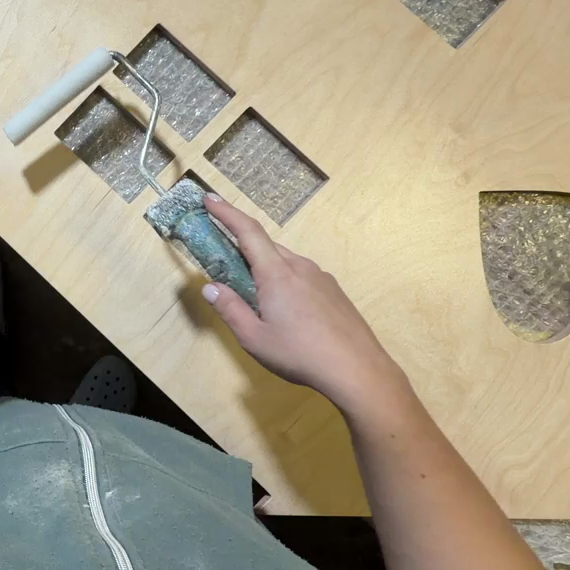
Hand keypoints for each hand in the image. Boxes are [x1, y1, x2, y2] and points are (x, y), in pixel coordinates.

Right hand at [200, 194, 408, 415]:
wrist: (359, 371)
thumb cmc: (300, 354)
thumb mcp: (254, 338)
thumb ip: (230, 309)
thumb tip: (210, 287)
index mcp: (277, 274)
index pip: (249, 231)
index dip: (227, 212)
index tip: (210, 198)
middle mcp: (300, 267)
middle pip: (266, 245)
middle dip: (240, 243)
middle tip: (220, 253)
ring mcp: (320, 278)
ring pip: (284, 261)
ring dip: (262, 266)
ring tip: (250, 290)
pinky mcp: (333, 292)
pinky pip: (300, 275)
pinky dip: (281, 279)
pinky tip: (282, 308)